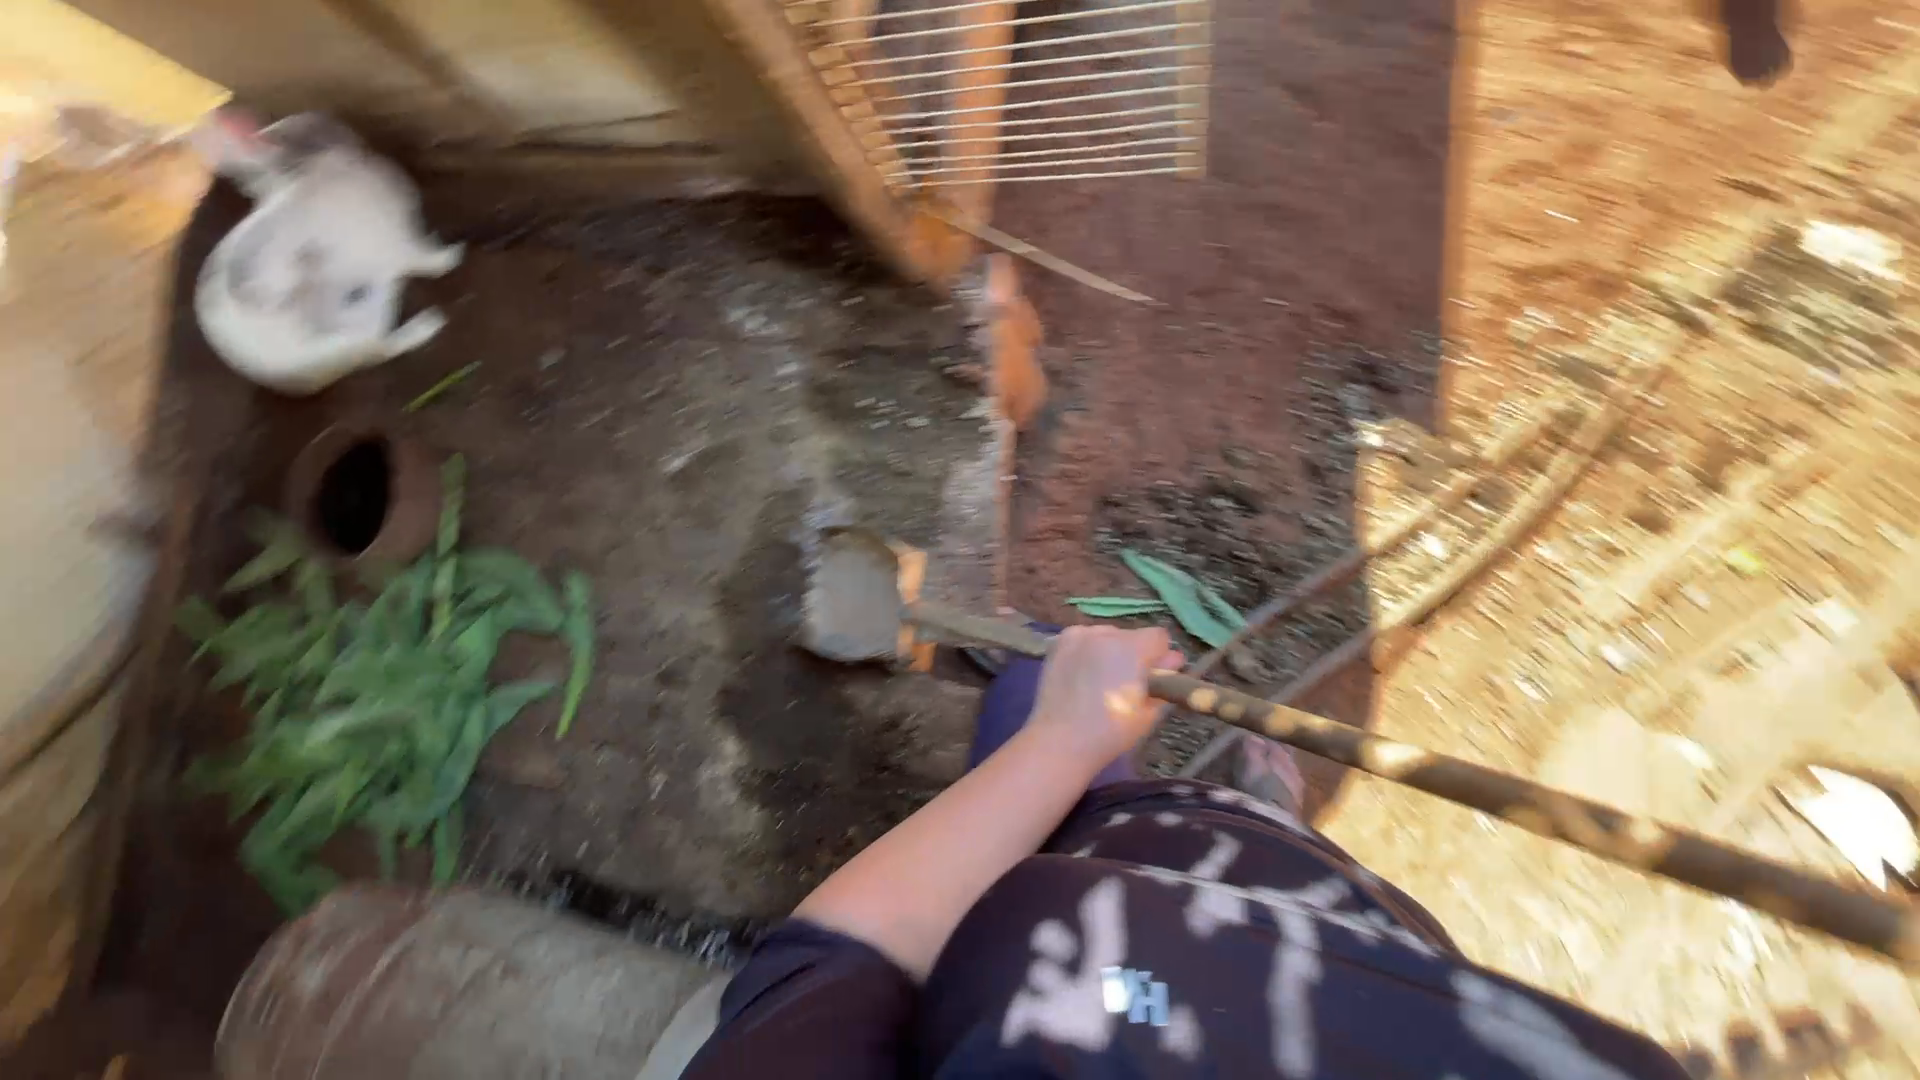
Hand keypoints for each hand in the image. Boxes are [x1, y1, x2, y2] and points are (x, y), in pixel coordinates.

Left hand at [1027, 625, 1182, 765]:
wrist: (1061, 739)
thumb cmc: (1111, 732)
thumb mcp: (1149, 711)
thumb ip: (1165, 680)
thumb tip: (1173, 660)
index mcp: (1131, 648)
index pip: (1159, 637)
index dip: (1159, 657)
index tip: (1151, 678)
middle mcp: (1105, 633)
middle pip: (1131, 636)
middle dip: (1134, 654)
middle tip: (1124, 683)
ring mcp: (1079, 635)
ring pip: (1107, 636)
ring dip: (1110, 651)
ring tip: (1100, 681)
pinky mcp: (1059, 642)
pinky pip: (1084, 639)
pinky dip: (1088, 651)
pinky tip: (1082, 674)